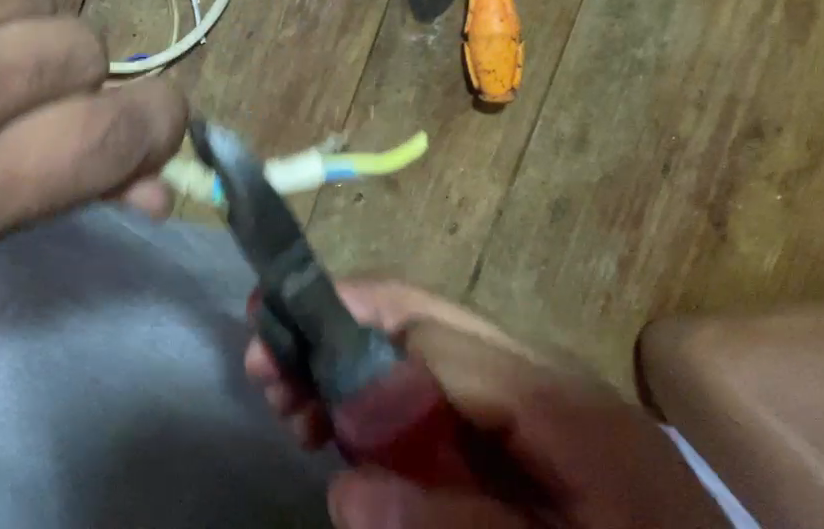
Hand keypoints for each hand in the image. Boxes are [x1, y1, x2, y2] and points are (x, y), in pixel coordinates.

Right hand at [246, 280, 728, 527]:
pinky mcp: (536, 425)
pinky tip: (352, 435)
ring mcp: (542, 396)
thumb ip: (459, 526)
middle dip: (330, 332)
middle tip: (267, 376)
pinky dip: (385, 400)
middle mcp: (544, 374)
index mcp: (557, 400)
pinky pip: (443, 386)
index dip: (340, 341)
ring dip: (348, 366)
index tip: (272, 372)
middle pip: (417, 316)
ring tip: (295, 410)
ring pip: (421, 345)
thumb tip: (343, 491)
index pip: (424, 335)